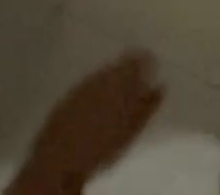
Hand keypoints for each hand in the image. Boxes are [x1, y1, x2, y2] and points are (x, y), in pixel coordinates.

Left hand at [12, 51, 165, 192]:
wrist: (58, 162)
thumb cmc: (103, 144)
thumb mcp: (134, 127)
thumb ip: (149, 104)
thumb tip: (161, 86)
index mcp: (121, 78)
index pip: (138, 58)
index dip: (147, 61)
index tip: (152, 67)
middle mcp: (100, 76)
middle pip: (118, 65)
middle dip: (127, 72)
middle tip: (135, 85)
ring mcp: (80, 87)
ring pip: (101, 76)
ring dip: (110, 82)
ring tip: (115, 98)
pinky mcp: (64, 99)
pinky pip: (85, 89)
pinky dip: (93, 94)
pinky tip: (94, 109)